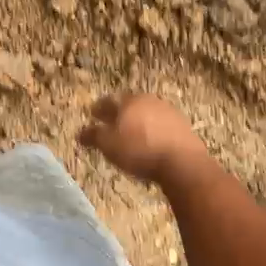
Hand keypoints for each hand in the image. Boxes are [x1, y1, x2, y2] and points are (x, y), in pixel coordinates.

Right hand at [80, 93, 212, 186]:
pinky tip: (151, 145)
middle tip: (111, 127)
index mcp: (129, 101)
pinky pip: (162, 127)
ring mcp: (170, 114)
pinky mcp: (186, 129)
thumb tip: (80, 133)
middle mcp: (150, 101)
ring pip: (147, 116)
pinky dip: (154, 133)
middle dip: (119, 115)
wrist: (184, 165)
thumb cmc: (139, 150)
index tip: (93, 117)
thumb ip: (92, 136)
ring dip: (138, 124)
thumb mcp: (107, 144)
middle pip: (130, 106)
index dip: (98, 109)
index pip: (108, 101)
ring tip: (132, 138)